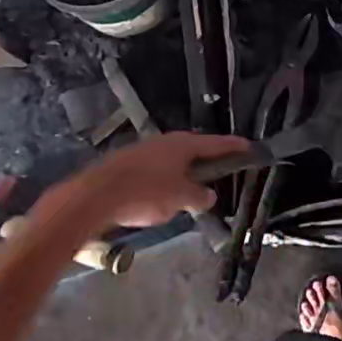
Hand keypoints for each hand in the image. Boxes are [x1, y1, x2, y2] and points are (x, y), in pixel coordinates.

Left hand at [44, 132, 251, 230]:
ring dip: (183, 170)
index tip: (248, 146)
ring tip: (190, 187)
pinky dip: (164, 178)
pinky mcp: (125, 163)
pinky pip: (154, 168)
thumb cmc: (145, 193)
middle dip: (206, 159)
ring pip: (172, 159)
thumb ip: (200, 197)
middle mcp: (165, 141)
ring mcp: (143, 150)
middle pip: (193, 149)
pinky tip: (161, 193)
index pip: (217, 144)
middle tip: (219, 168)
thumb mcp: (181, 199)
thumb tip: (208, 196)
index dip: (234, 146)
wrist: (93, 197)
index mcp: (184, 145)